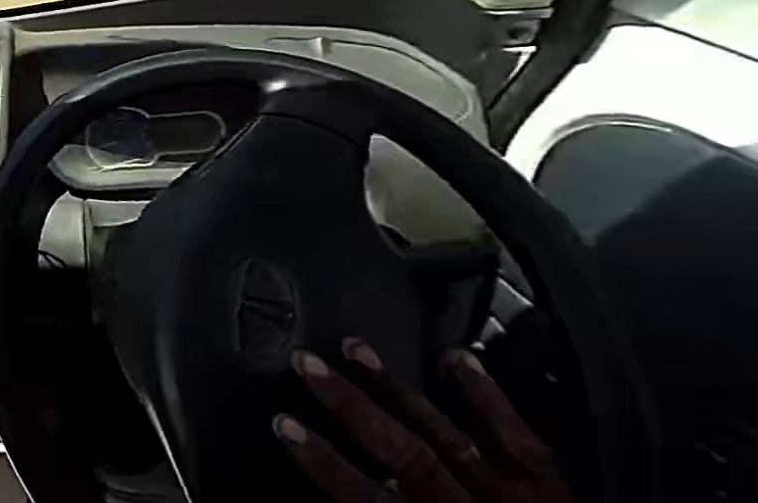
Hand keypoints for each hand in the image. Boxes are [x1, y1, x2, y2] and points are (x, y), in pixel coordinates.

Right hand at [275, 338, 575, 502]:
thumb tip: (340, 497)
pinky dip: (488, 397)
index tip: (282, 423)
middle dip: (350, 405)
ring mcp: (516, 500)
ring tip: (353, 347)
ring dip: (396, 388)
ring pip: (448, 436)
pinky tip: (455, 357)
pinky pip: (520, 442)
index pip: (368, 499)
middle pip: (404, 452)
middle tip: (305, 361)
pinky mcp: (552, 492)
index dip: (323, 461)